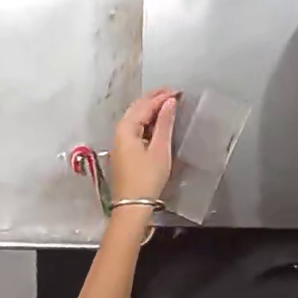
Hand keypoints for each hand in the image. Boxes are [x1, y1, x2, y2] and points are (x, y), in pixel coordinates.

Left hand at [110, 88, 179, 202]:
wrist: (133, 205)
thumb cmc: (147, 178)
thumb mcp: (160, 149)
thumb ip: (165, 124)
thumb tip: (169, 103)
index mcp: (126, 128)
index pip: (145, 105)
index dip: (161, 97)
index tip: (178, 92)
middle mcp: (120, 132)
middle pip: (137, 108)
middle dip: (154, 98)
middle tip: (172, 92)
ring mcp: (120, 142)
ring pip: (135, 118)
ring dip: (150, 108)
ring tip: (167, 103)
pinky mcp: (124, 151)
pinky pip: (135, 128)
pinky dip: (147, 120)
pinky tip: (157, 121)